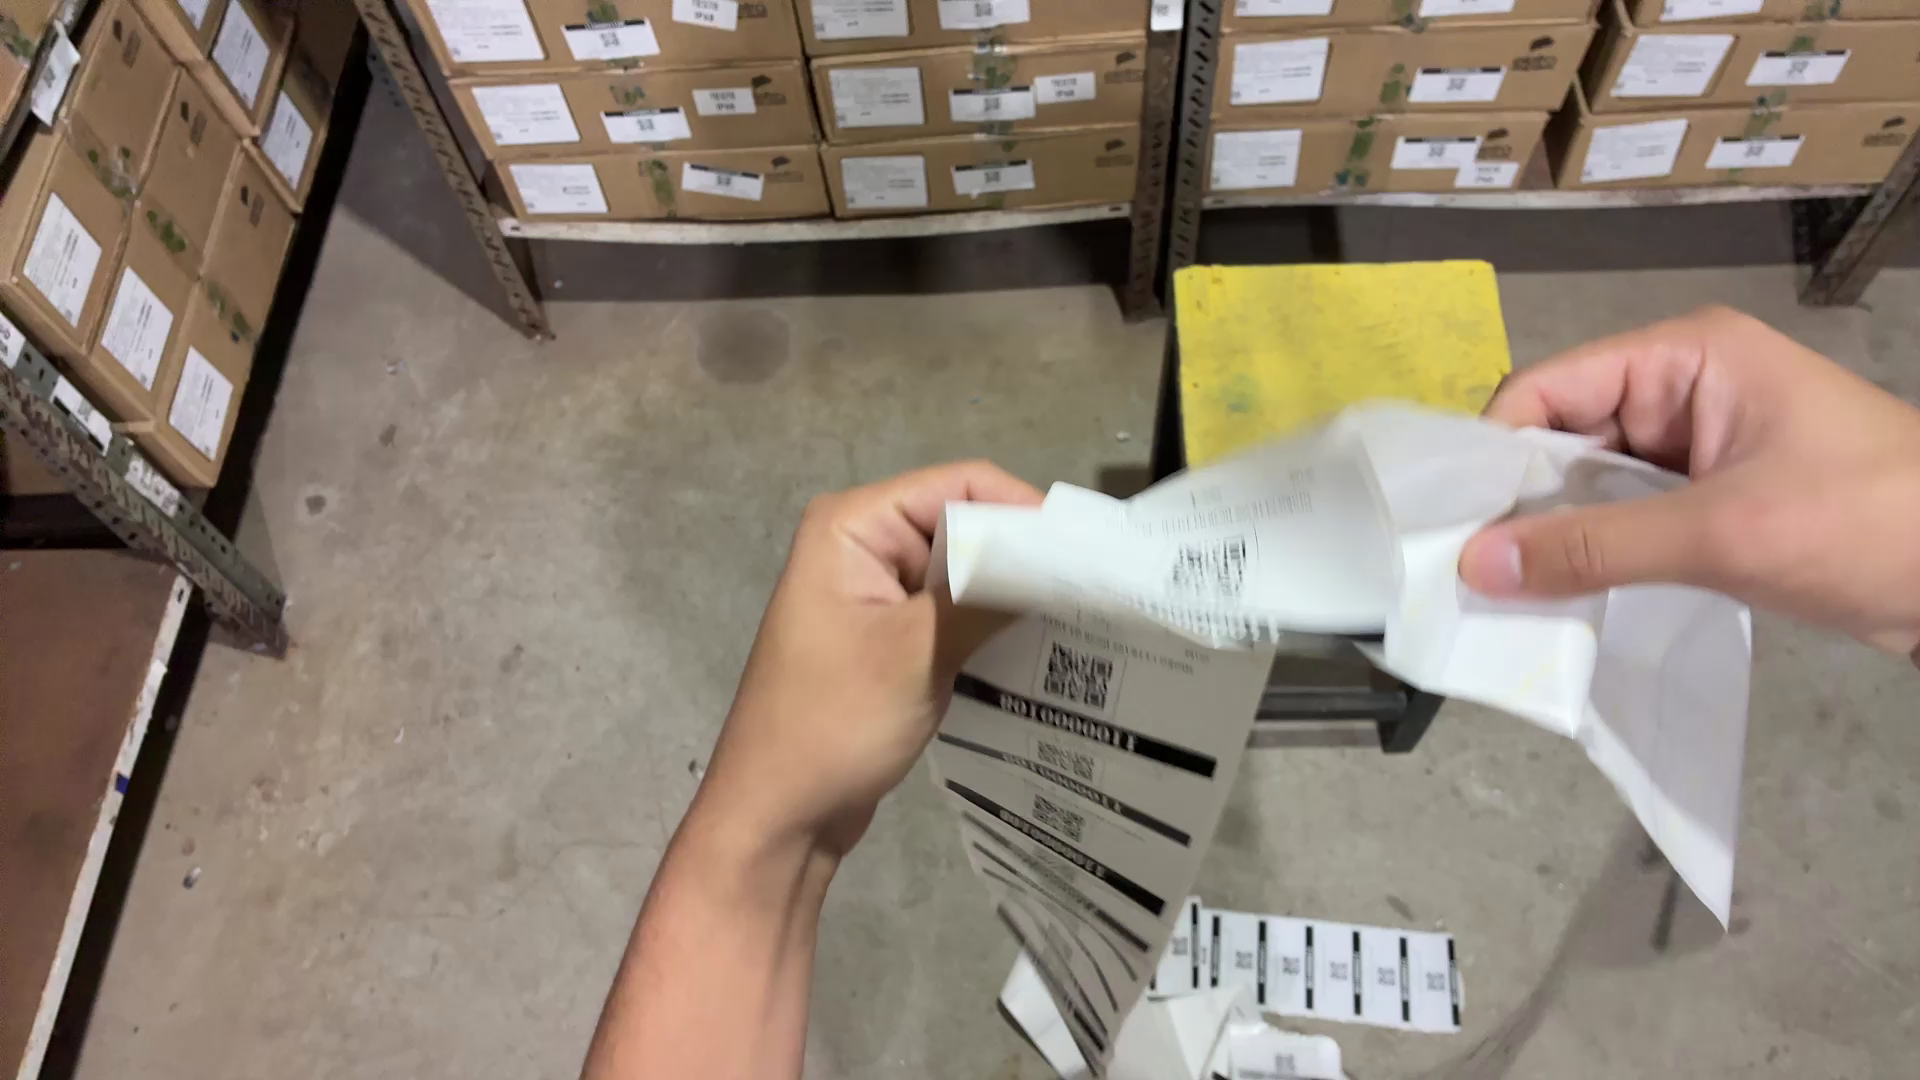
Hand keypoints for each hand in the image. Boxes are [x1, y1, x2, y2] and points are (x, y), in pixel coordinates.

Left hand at [581, 462, 1041, 1079]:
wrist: (779, 816)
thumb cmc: (833, 724)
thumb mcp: (916, 652)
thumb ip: (985, 597)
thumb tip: (1060, 562)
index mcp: (854, 525)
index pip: (956, 485)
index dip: (1020, 509)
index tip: (1081, 550)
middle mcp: (863, 544)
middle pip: (961, 524)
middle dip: (1020, 553)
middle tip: (1090, 586)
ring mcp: (876, 592)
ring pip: (960, 571)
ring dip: (1009, 591)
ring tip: (1076, 614)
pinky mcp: (889, 634)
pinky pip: (949, 610)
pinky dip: (988, 621)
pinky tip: (1035, 644)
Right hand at [1458, 306, 1919, 658]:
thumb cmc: (1886, 525)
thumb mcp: (1726, 532)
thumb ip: (1591, 547)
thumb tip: (1472, 568)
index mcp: (1680, 357)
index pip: (1543, 391)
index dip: (1494, 452)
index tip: (1457, 519)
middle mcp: (1668, 389)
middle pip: (1549, 436)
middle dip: (1513, 498)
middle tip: (1466, 558)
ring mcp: (1677, 443)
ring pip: (1570, 480)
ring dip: (1540, 528)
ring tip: (1498, 577)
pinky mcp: (1685, 494)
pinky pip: (1601, 512)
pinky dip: (1572, 547)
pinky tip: (1547, 581)